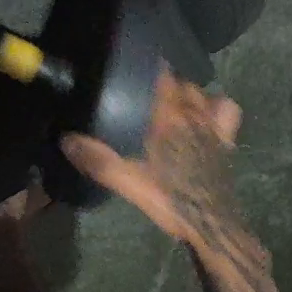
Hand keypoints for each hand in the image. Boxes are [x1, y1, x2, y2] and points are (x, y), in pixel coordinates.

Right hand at [60, 72, 259, 267]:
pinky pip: (225, 110)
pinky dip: (215, 106)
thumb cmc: (168, 198)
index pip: (162, 76)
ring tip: (171, 101)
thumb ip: (96, 159)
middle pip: (181, 83)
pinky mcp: (226, 141)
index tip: (132, 67)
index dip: (149, 67)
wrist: (210, 223)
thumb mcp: (126, 180)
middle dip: (164, 81)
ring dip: (188, 92)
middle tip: (144, 90)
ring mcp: (213, 126)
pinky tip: (204, 114)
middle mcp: (193, 114)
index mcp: (168, 117)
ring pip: (202, 94)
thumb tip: (65, 140)